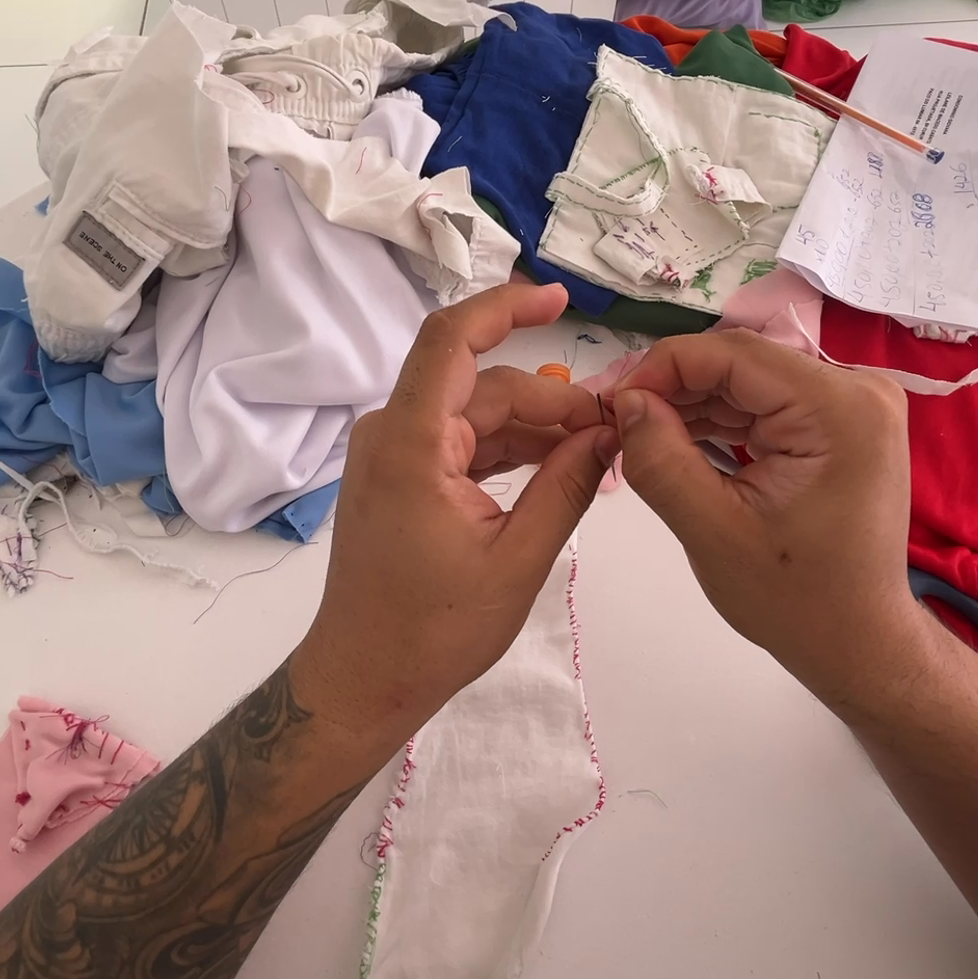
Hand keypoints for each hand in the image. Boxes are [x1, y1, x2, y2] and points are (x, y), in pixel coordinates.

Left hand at [292, 284, 615, 740]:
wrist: (364, 677)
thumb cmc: (434, 630)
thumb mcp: (517, 560)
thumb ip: (565, 487)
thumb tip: (609, 433)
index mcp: (411, 444)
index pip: (450, 342)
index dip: (505, 307)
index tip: (561, 301)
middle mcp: (393, 434)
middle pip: (482, 388)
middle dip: (551, 403)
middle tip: (613, 434)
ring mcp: (392, 455)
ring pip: (476, 416)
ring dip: (534, 430)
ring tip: (594, 456)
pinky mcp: (400, 476)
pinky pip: (462, 443)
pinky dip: (507, 451)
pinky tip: (554, 468)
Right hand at [608, 328, 930, 709]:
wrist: (855, 641)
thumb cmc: (792, 598)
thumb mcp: (711, 530)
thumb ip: (660, 459)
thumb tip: (624, 400)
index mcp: (839, 408)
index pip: (732, 354)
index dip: (661, 367)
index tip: (610, 402)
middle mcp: (856, 390)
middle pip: (740, 364)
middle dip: (671, 388)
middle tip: (615, 421)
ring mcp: (850, 405)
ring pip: (746, 381)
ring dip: (688, 404)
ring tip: (637, 435)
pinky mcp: (836, 423)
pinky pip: (761, 404)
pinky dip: (715, 421)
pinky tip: (674, 441)